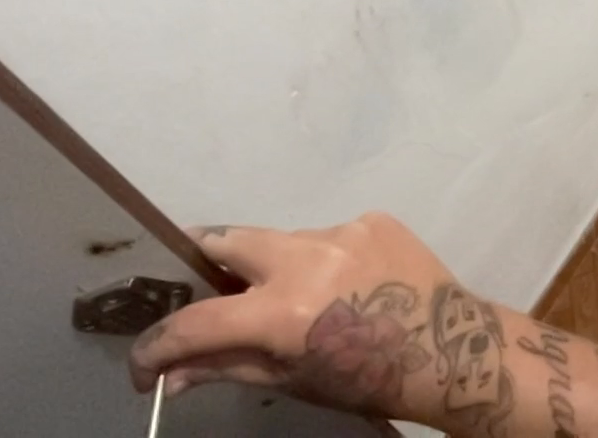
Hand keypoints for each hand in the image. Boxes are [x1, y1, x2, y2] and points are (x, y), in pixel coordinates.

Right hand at [129, 214, 463, 423]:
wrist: (452, 345)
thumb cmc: (371, 377)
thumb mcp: (297, 380)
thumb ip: (230, 366)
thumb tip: (171, 373)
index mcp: (286, 310)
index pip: (196, 321)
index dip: (157, 345)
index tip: (145, 363)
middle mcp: (309, 256)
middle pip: (230, 239)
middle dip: (203, 257)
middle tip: (196, 279)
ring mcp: (344, 229)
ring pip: (283, 238)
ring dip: (275, 263)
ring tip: (299, 294)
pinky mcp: (373, 217)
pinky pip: (329, 234)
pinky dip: (323, 257)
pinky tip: (346, 282)